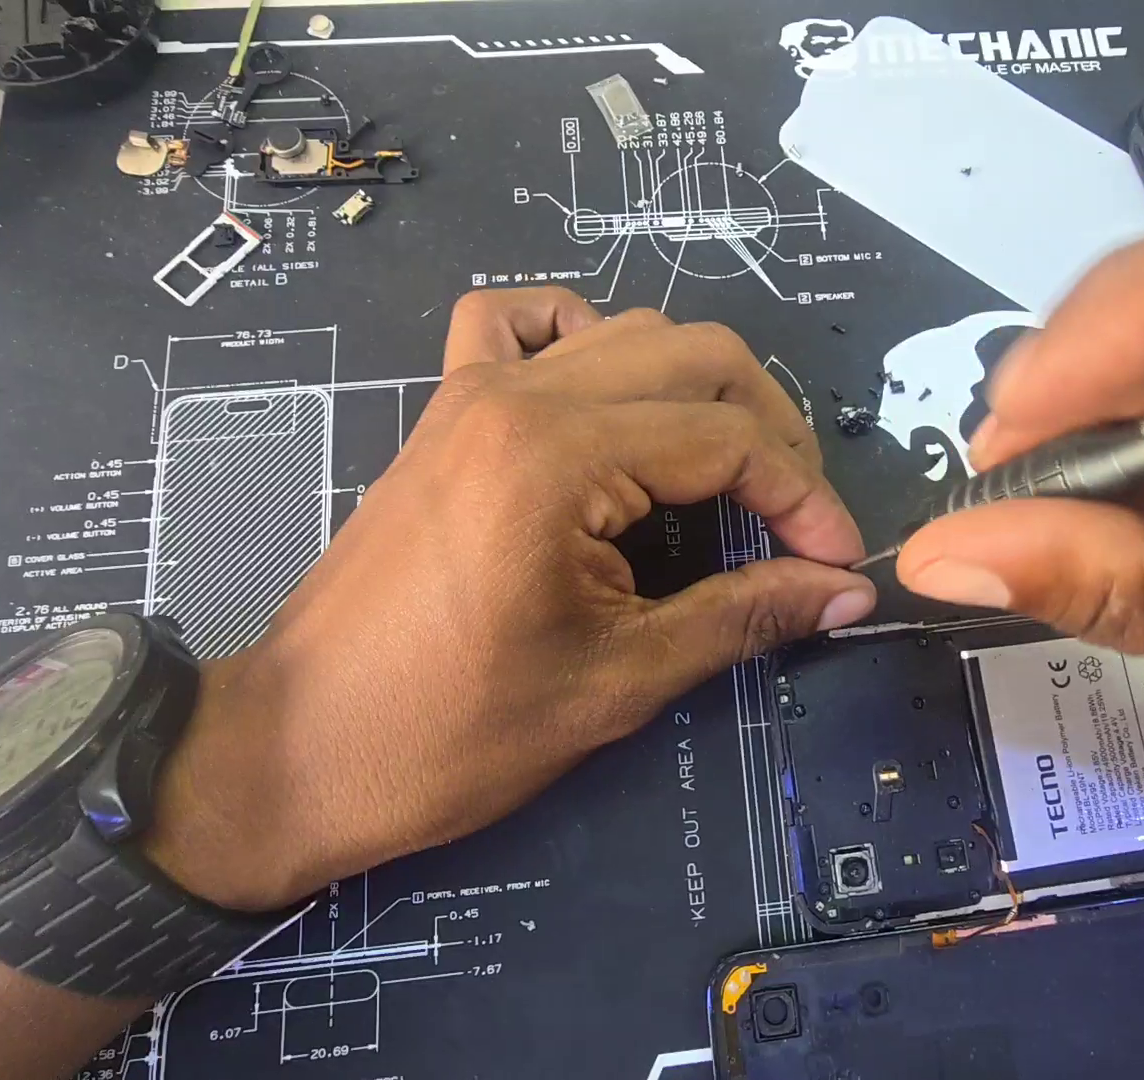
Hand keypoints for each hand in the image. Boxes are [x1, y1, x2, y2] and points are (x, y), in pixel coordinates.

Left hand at [144, 288, 874, 908]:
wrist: (298, 747)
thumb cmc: (454, 732)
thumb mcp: (619, 680)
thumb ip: (743, 616)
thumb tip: (845, 591)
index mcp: (561, 457)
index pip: (729, 442)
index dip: (805, 500)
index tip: (840, 562)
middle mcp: (522, 393)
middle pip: (696, 358)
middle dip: (772, 432)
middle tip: (799, 514)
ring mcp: (475, 388)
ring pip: (629, 332)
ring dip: (701, 390)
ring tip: (732, 470)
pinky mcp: (448, 408)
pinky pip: (522, 325)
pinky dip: (585, 338)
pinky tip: (610, 395)